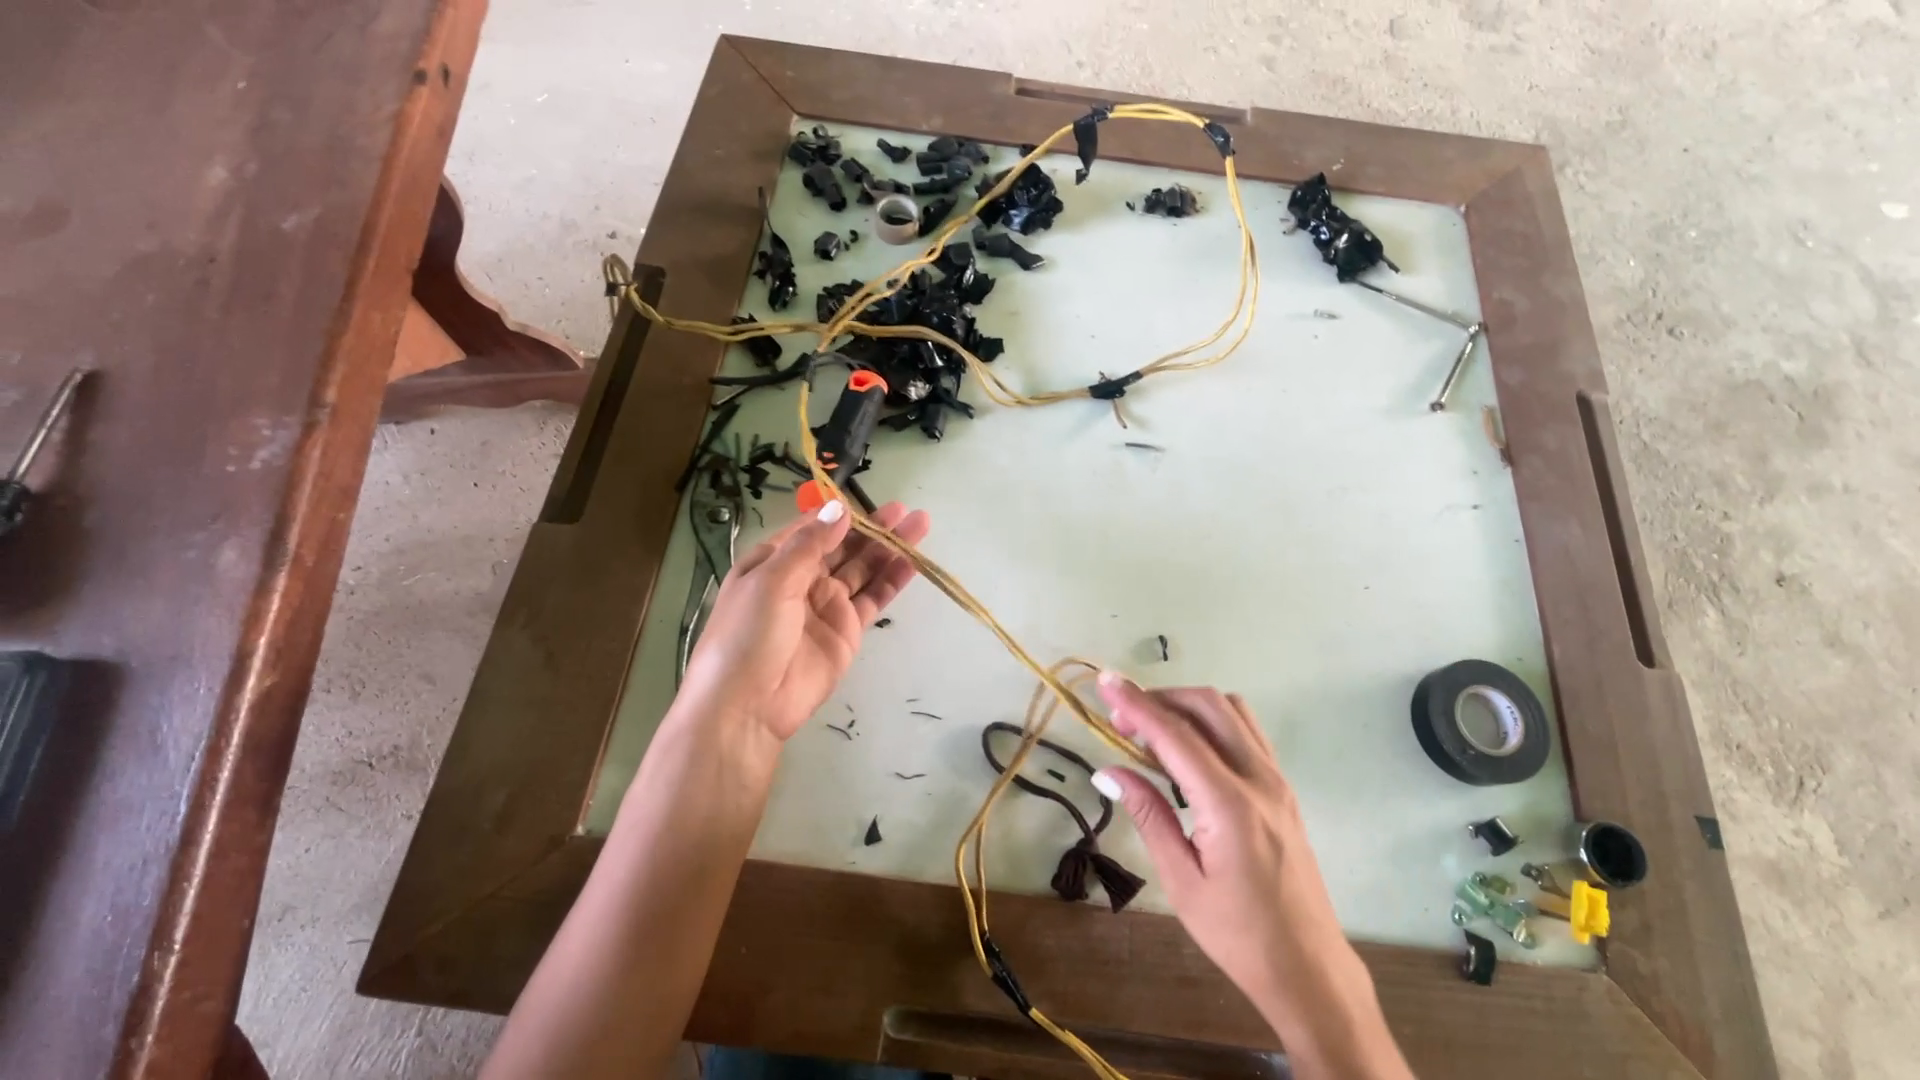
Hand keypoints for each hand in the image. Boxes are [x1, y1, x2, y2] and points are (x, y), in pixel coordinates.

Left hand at [678, 500, 929, 741]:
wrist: (747, 705)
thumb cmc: (747, 635)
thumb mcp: (770, 581)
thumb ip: (808, 545)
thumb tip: (839, 509)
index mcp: (774, 561)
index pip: (812, 529)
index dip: (840, 515)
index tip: (869, 501)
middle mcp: (802, 579)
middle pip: (843, 546)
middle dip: (873, 527)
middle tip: (905, 510)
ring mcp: (827, 605)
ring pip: (864, 569)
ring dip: (890, 548)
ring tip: (920, 526)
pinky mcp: (847, 631)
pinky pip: (874, 598)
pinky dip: (893, 580)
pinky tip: (913, 562)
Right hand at [1089, 674, 1349, 1010]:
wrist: (1307, 966)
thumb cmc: (1238, 934)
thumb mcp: (1181, 881)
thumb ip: (1149, 815)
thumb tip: (1108, 771)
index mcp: (1230, 804)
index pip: (1175, 735)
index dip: (1136, 704)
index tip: (1105, 681)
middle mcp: (1259, 780)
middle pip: (1209, 706)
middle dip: (1161, 699)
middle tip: (1120, 719)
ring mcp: (1278, 781)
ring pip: (1233, 712)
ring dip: (1188, 706)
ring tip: (1151, 732)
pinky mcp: (1283, 790)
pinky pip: (1247, 733)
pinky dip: (1212, 723)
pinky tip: (1187, 751)